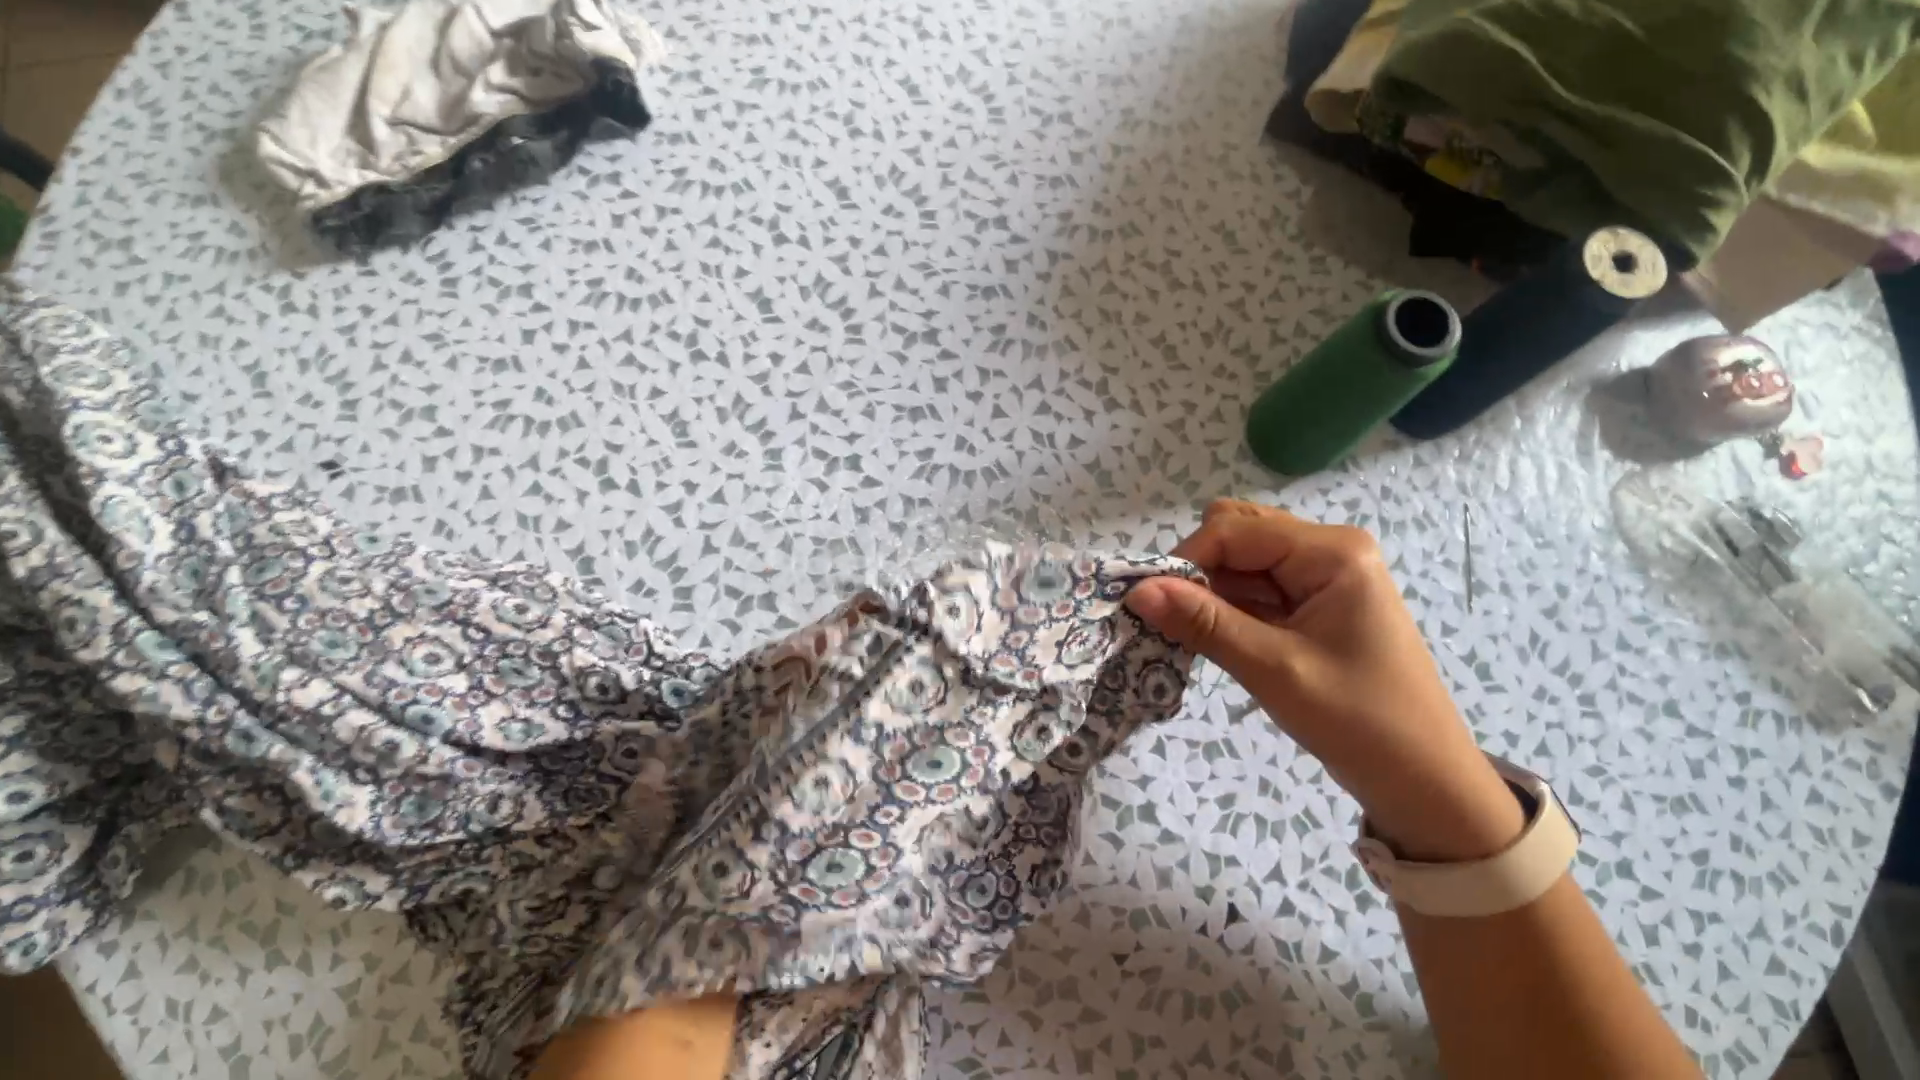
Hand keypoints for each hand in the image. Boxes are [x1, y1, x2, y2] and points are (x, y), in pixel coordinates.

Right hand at [1126, 499, 1522, 860]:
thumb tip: (1137, 590)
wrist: (1423, 782)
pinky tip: (1211, 642)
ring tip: (1188, 638)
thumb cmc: (1358, 721)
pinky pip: (1256, 591)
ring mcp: (1322, 578)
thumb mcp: (1273, 669)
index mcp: (1331, 552)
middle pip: (1237, 535)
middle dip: (1196, 571)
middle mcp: (1327, 551)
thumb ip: (1204, 623)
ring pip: (1241, 564)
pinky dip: (1227, 611)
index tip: (1148, 605)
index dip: (1185, 560)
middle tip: (1173, 621)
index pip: (1233, 530)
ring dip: (1208, 594)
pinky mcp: (1314, 606)